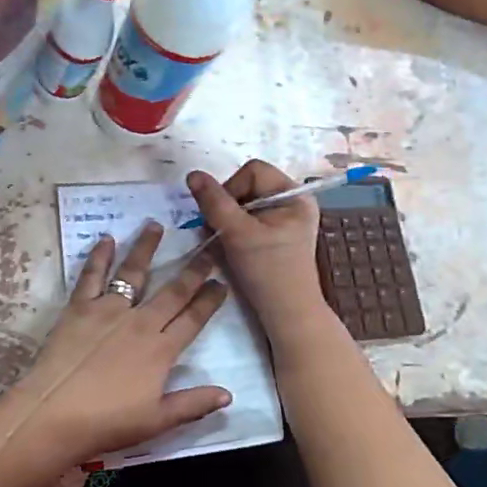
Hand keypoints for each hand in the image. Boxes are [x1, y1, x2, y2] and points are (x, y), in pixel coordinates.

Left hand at [12, 222, 231, 460]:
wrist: (54, 413)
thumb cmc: (107, 422)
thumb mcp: (157, 421)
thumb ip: (193, 404)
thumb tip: (228, 394)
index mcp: (160, 349)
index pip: (193, 319)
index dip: (209, 300)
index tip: (221, 282)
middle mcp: (139, 322)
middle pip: (172, 291)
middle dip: (193, 269)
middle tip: (206, 248)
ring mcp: (108, 310)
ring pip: (134, 272)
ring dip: (146, 248)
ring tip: (155, 225)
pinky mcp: (79, 307)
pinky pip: (92, 276)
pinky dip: (99, 256)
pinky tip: (106, 239)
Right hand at [187, 161, 323, 315]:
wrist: (289, 314)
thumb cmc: (267, 271)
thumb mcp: (236, 233)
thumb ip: (213, 202)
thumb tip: (192, 174)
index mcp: (294, 195)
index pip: (252, 171)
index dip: (230, 188)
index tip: (220, 216)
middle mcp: (294, 201)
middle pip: (248, 185)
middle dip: (227, 205)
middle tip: (218, 230)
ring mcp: (287, 219)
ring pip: (246, 203)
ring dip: (228, 218)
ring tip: (222, 240)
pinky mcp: (278, 235)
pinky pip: (250, 219)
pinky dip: (235, 228)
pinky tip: (230, 246)